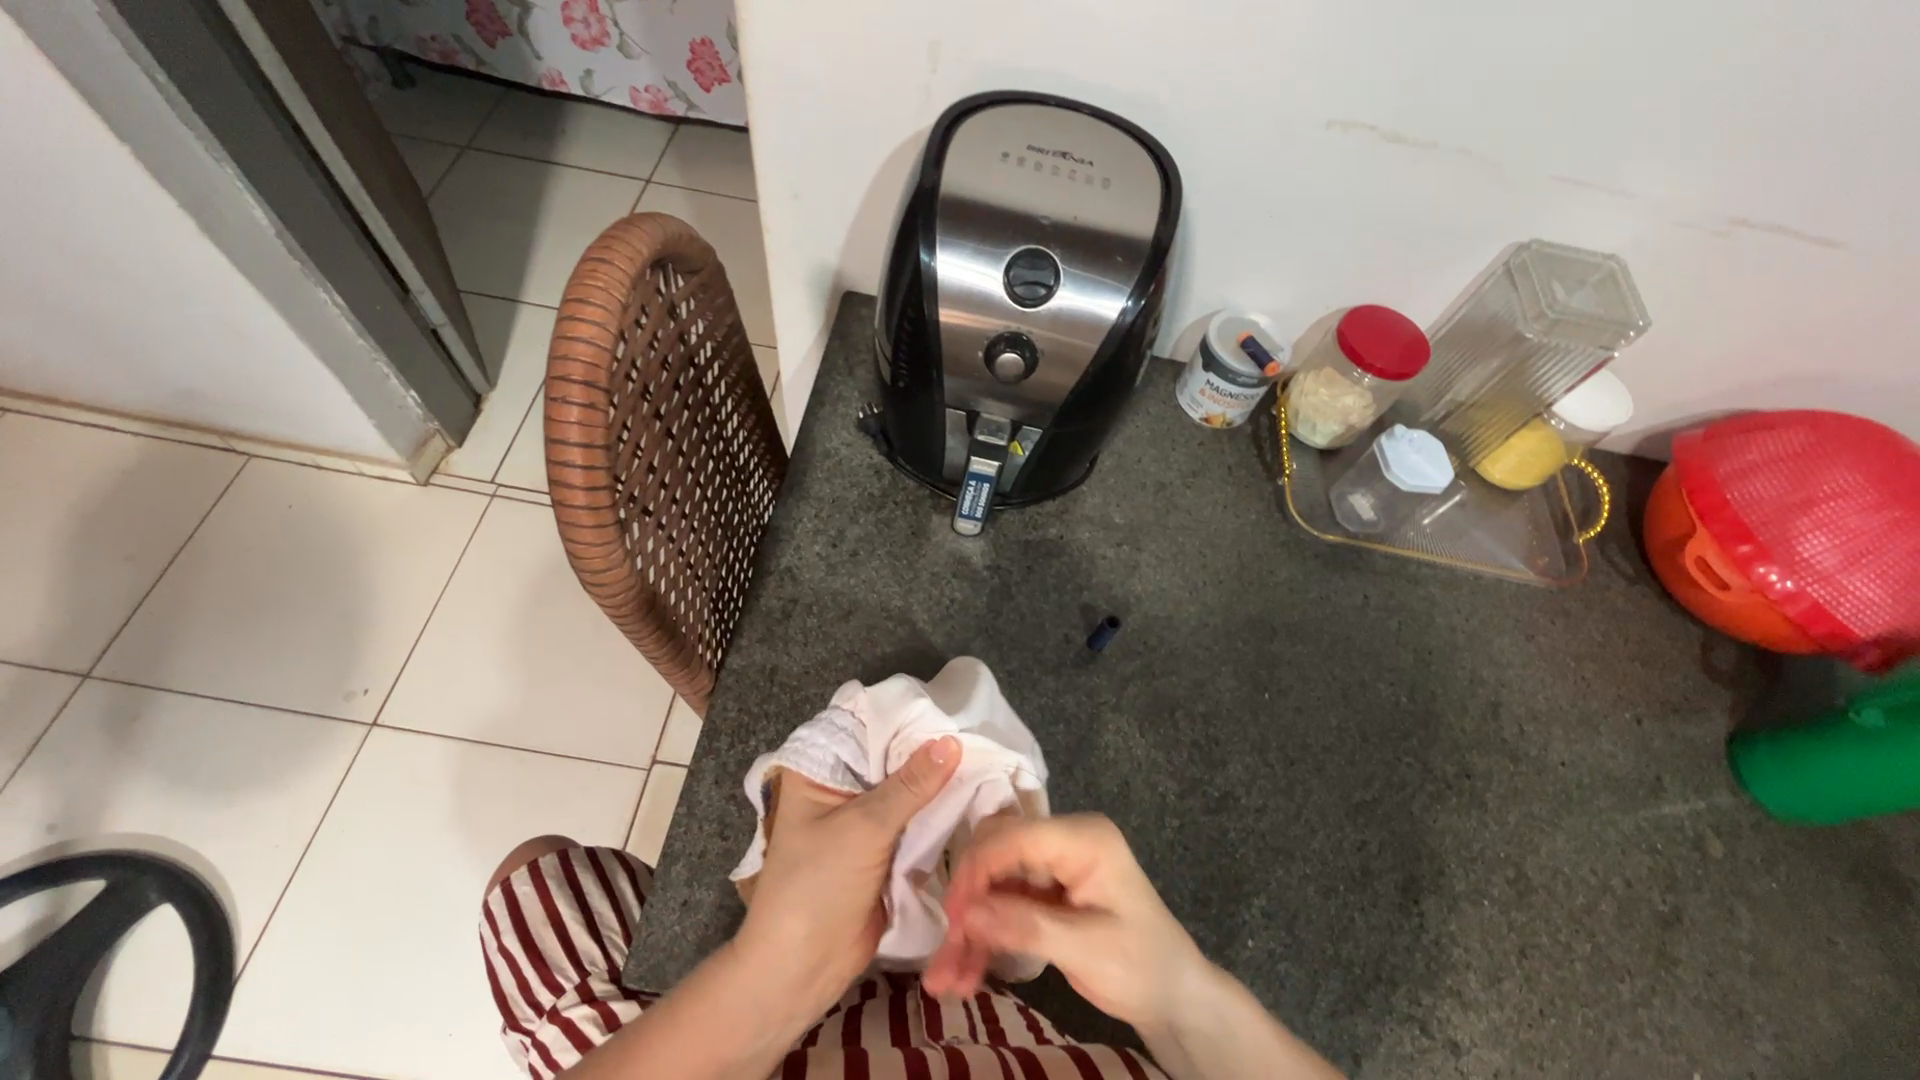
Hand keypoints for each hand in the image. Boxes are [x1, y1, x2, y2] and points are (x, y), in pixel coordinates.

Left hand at [734, 735, 960, 1015]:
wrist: (802, 967)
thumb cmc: (817, 886)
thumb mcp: (864, 828)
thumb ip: (910, 785)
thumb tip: (951, 742)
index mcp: (816, 768)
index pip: (863, 725)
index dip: (903, 716)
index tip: (950, 707)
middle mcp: (838, 786)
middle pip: (888, 757)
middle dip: (927, 751)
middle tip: (977, 733)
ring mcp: (861, 819)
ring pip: (905, 790)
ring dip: (936, 783)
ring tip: (983, 759)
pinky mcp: (882, 849)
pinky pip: (914, 821)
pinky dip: (937, 813)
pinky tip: (972, 796)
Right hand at [923, 814, 1206, 1029]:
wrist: (1172, 996)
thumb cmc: (1142, 965)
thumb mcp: (1087, 949)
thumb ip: (1026, 926)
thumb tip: (966, 914)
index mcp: (1082, 838)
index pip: (1013, 837)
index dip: (976, 872)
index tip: (953, 919)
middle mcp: (1062, 841)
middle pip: (994, 852)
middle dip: (968, 902)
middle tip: (948, 950)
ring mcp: (1051, 865)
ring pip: (991, 882)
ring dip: (969, 927)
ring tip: (946, 976)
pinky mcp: (1043, 891)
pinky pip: (1000, 903)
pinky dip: (983, 936)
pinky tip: (965, 973)